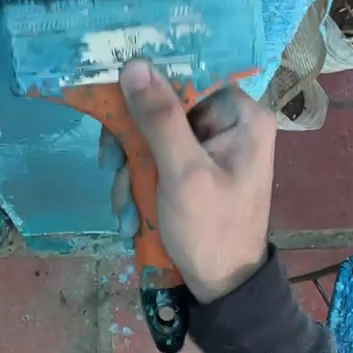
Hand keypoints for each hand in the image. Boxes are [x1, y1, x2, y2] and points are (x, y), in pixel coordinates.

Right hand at [100, 59, 274, 302]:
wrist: (221, 287)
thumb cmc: (210, 230)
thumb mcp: (183, 173)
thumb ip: (159, 118)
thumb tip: (134, 64)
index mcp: (242, 116)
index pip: (188, 78)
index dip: (147, 87)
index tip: (112, 102)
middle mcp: (230, 124)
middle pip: (164, 108)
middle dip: (133, 145)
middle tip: (110, 168)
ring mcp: (211, 149)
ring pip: (153, 137)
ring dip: (131, 172)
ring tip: (125, 207)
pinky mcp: (194, 170)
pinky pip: (156, 161)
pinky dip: (140, 185)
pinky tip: (134, 213)